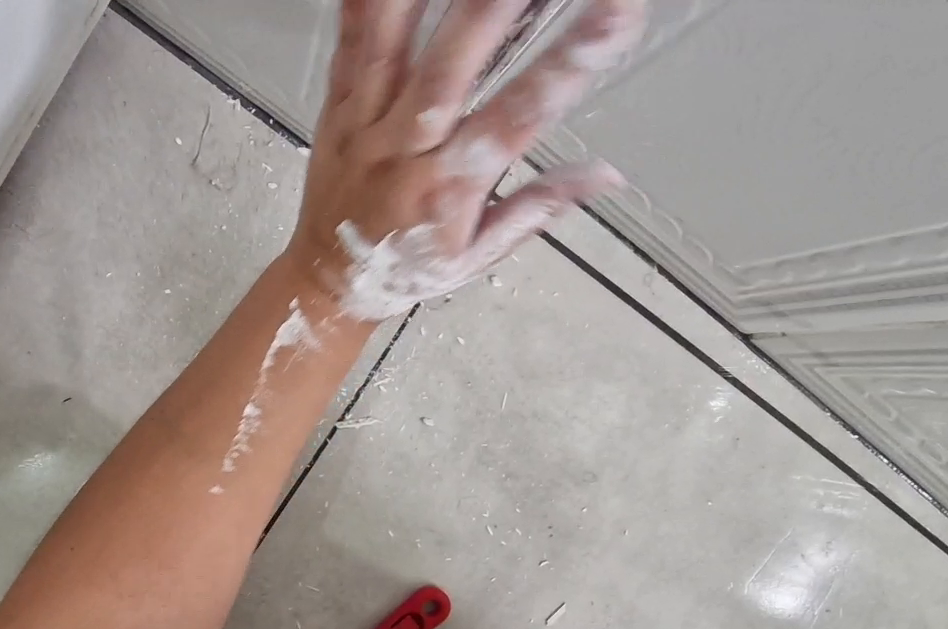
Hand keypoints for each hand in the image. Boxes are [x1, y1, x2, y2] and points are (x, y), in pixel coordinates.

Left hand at [284, 0, 643, 322]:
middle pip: (452, 64)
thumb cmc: (404, 269)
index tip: (619, 15)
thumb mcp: (475, 256)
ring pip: (393, 41)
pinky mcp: (335, 109)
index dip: (567, 64)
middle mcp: (405, 149)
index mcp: (447, 187)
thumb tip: (607, 175)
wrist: (328, 281)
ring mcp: (364, 123)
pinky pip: (349, 43)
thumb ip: (536, 209)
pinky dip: (365, 1)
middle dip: (498, 5)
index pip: (516, 118)